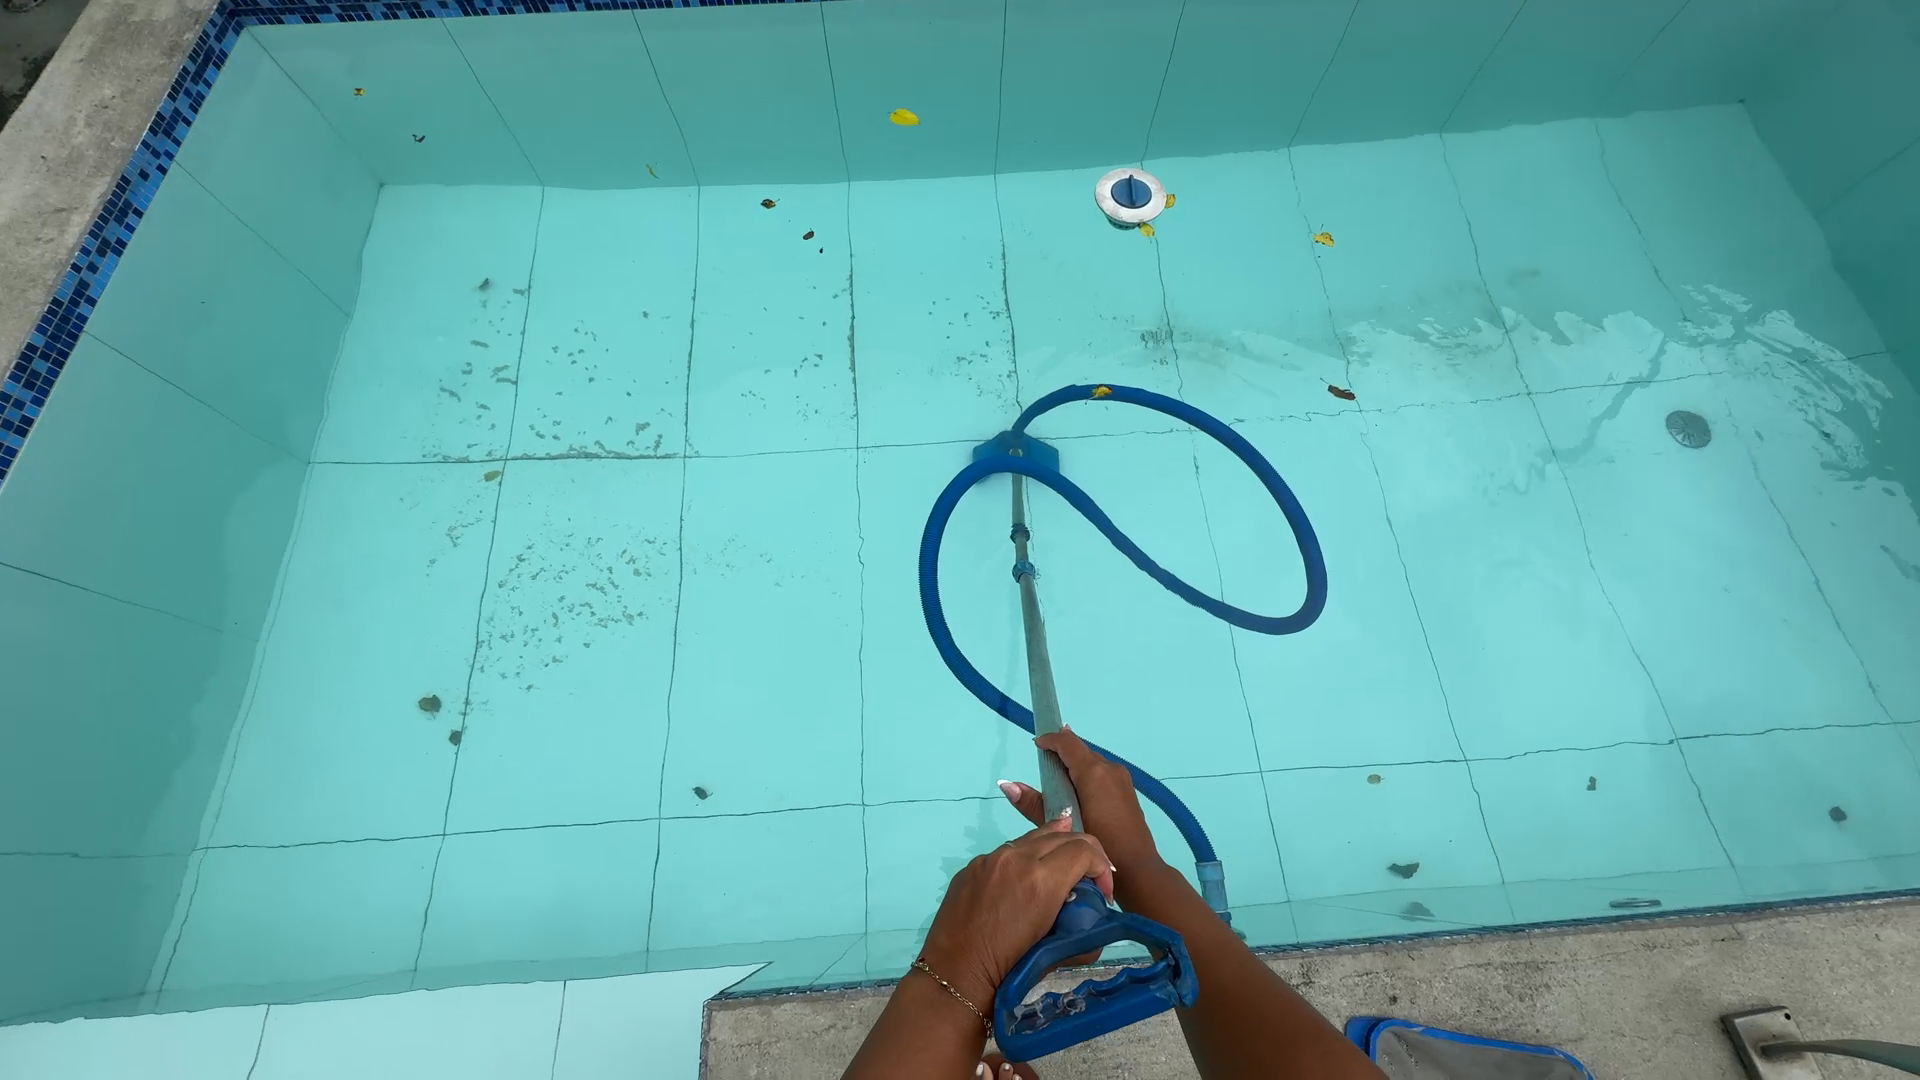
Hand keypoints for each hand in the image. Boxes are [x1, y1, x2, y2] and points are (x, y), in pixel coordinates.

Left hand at [918, 814, 1115, 1009]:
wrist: (953, 978)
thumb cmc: (1008, 974)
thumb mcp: (1056, 953)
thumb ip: (1081, 930)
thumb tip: (1096, 919)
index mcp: (1041, 880)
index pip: (1084, 850)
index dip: (1102, 867)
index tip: (1103, 894)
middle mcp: (1016, 858)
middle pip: (1062, 835)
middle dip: (1083, 854)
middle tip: (1089, 880)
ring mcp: (990, 857)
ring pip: (1033, 838)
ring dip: (1054, 851)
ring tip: (1061, 873)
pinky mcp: (973, 864)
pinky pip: (1008, 852)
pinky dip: (1025, 860)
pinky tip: (1025, 881)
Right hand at [999, 727, 1163, 876]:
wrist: (1138, 872)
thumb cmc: (1098, 847)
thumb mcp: (1061, 824)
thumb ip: (1033, 803)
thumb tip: (1007, 785)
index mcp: (1094, 772)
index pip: (1068, 743)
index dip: (1050, 740)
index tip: (1036, 745)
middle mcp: (1110, 769)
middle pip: (1080, 751)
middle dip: (1061, 754)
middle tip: (1043, 765)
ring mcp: (1122, 779)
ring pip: (1092, 763)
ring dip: (1075, 766)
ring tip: (1057, 782)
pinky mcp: (1127, 791)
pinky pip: (1102, 774)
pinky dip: (1087, 777)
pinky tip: (1078, 796)